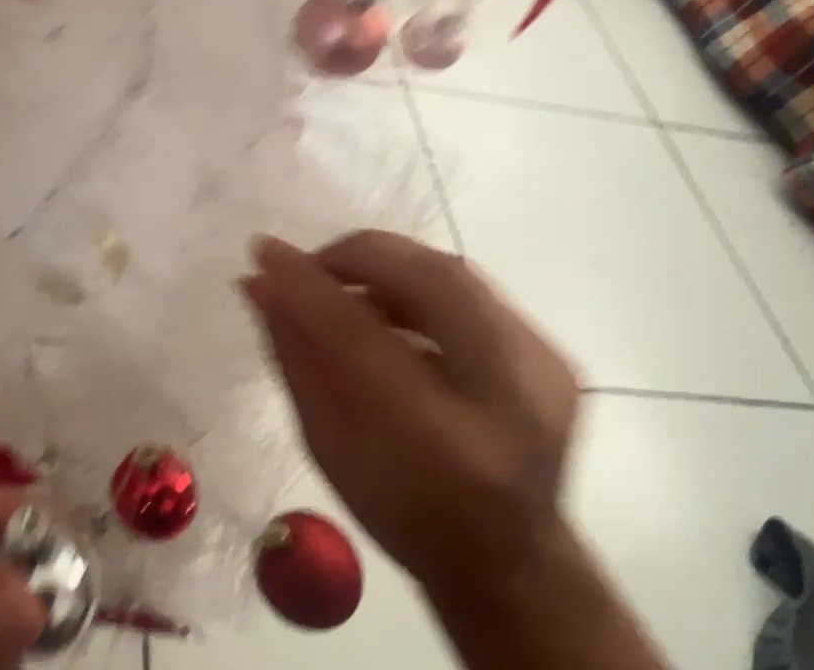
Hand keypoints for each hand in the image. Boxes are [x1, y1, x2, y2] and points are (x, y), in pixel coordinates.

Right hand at [240, 232, 582, 601]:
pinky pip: (472, 294)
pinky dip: (419, 286)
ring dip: (387, 269)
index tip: (262, 251)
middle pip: (428, 279)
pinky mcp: (553, 356)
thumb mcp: (328, 444)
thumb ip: (295, 358)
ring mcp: (543, 369)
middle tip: (308, 268)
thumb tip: (260, 286)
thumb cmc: (400, 512)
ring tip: (344, 289)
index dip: (306, 284)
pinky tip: (391, 308)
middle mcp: (508, 394)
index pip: (359, 333)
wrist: (507, 563)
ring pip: (454, 276)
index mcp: (438, 440)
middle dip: (355, 257)